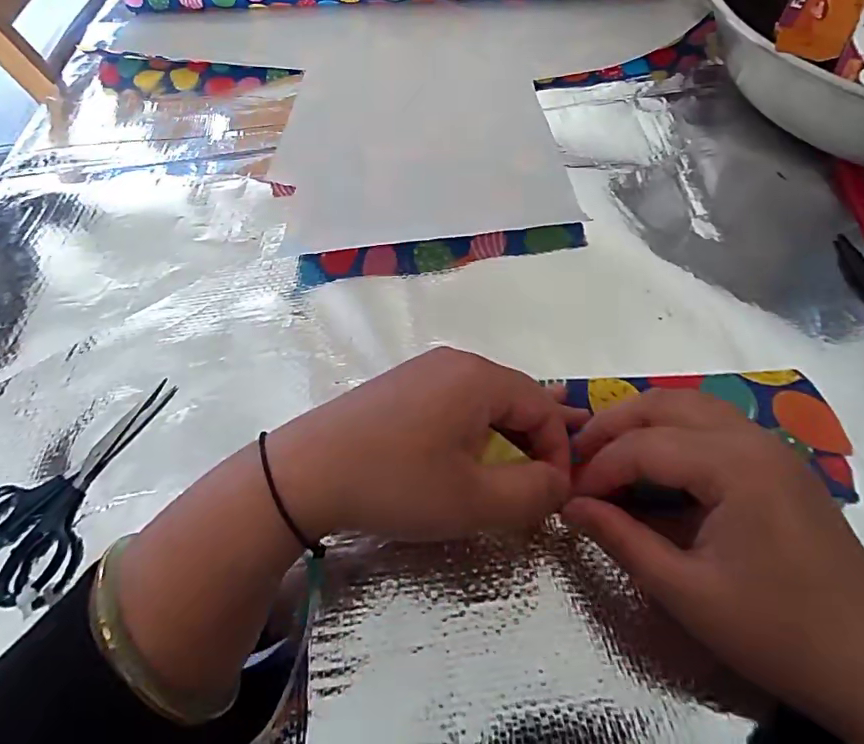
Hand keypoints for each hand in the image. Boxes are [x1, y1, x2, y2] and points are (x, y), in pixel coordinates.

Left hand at [266, 347, 582, 541]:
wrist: (303, 474)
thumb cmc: (396, 484)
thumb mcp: (473, 501)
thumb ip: (532, 493)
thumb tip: (560, 482)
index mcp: (479, 377)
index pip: (542, 407)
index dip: (559, 450)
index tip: (554, 493)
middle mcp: (456, 361)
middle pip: (515, 396)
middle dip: (535, 439)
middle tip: (541, 480)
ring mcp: (425, 369)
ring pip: (485, 399)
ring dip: (505, 435)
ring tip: (510, 469)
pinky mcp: (402, 385)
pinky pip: (455, 401)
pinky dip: (473, 429)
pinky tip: (464, 455)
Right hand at [563, 390, 863, 743]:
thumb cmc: (777, 632)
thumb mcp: (688, 594)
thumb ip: (624, 541)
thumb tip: (572, 506)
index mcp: (734, 464)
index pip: (646, 445)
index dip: (599, 466)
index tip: (569, 495)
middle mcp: (753, 438)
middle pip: (668, 404)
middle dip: (616, 424)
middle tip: (578, 455)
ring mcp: (773, 446)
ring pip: (694, 407)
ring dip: (648, 422)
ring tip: (611, 453)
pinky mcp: (782, 464)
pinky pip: (718, 427)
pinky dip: (679, 434)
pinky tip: (662, 466)